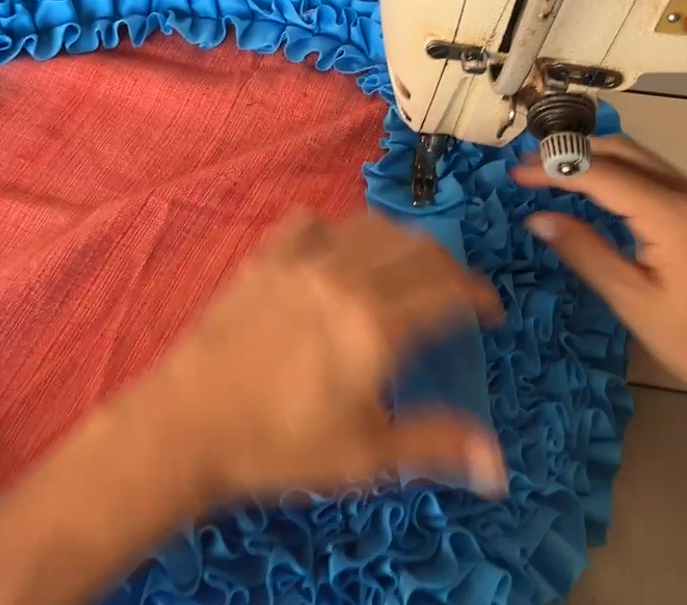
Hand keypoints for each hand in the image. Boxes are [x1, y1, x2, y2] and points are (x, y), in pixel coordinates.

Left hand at [125, 208, 509, 502]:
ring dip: (400, 243)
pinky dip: (341, 230)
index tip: (489, 309)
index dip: (477, 294)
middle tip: (454, 293)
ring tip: (406, 270)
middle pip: (415, 248)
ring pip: (369, 226)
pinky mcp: (265, 257)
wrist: (188, 422)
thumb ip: (434, 444)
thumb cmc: (280, 445)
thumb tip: (498, 464)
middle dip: (447, 266)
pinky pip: (314, 222)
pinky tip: (339, 253)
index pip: (447, 287)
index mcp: (376, 322)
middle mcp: (345, 276)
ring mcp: (301, 259)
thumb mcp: (365, 455)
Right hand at [514, 135, 686, 427]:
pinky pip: (661, 181)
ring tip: (555, 177)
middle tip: (529, 169)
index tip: (513, 173)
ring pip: (644, 162)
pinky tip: (602, 197)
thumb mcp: (634, 302)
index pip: (600, 172)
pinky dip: (623, 178)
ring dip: (598, 162)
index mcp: (675, 214)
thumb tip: (539, 218)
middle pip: (624, 151)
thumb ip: (585, 251)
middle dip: (572, 153)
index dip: (552, 168)